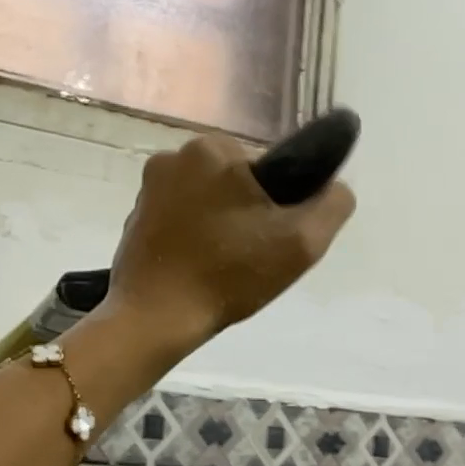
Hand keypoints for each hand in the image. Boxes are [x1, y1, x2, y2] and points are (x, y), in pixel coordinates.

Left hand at [105, 133, 355, 351]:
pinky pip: (177, 218)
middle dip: (244, 210)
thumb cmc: (228, 274)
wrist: (156, 316)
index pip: (263, 165)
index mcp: (209, 148)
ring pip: (203, 199)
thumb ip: (331, 203)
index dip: (276, 200)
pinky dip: (190, 236)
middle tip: (250, 254)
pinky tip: (195, 265)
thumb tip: (330, 185)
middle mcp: (171, 158)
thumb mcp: (302, 242)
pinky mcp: (132, 218)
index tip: (272, 235)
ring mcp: (146, 189)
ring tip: (221, 264)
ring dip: (216, 223)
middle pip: (230, 181)